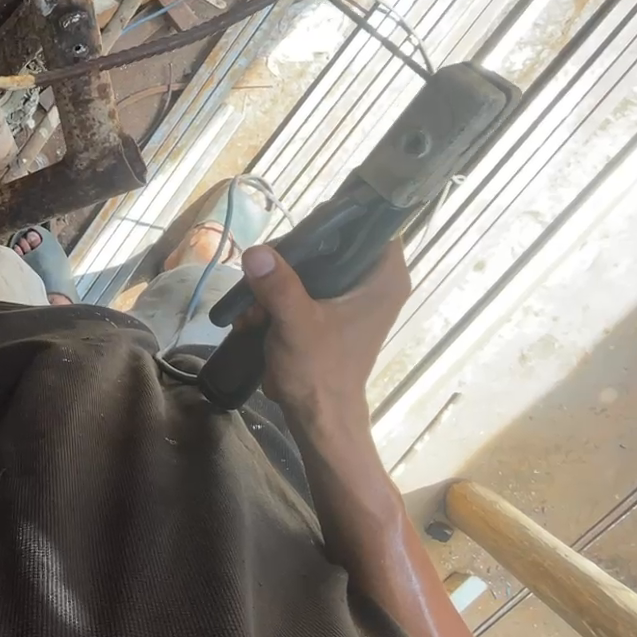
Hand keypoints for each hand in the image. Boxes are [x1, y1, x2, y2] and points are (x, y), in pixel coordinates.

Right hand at [238, 241, 410, 430]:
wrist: (316, 416)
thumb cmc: (319, 371)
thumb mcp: (297, 324)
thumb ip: (279, 287)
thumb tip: (255, 252)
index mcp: (383, 280)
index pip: (369, 226)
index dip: (335, 220)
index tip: (298, 231)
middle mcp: (370, 283)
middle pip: (328, 244)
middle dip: (289, 258)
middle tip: (262, 273)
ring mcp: (346, 298)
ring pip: (306, 267)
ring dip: (274, 282)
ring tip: (254, 305)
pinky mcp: (325, 313)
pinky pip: (295, 289)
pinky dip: (273, 298)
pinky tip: (254, 316)